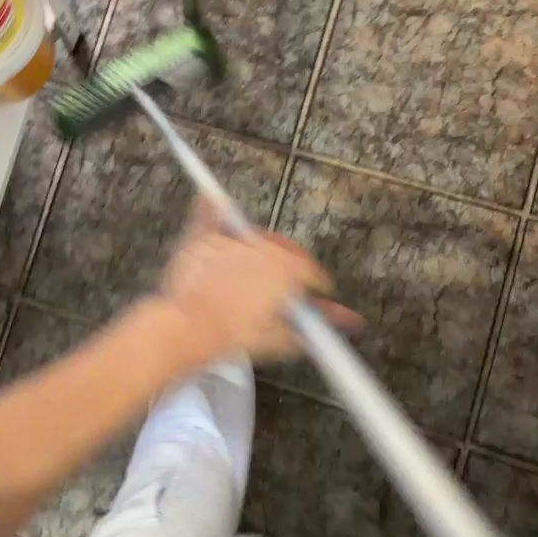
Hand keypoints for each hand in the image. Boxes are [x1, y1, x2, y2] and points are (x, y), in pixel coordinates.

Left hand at [151, 201, 359, 364]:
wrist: (188, 328)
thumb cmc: (232, 334)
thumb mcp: (281, 337)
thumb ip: (319, 322)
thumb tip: (348, 320)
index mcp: (286, 268)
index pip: (309, 270)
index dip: (313, 282)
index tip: (314, 289)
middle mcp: (262, 248)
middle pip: (283, 250)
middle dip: (288, 265)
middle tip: (283, 284)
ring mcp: (232, 241)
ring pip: (252, 237)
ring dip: (258, 249)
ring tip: (255, 267)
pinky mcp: (202, 239)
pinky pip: (208, 213)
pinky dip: (211, 207)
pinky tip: (211, 199)